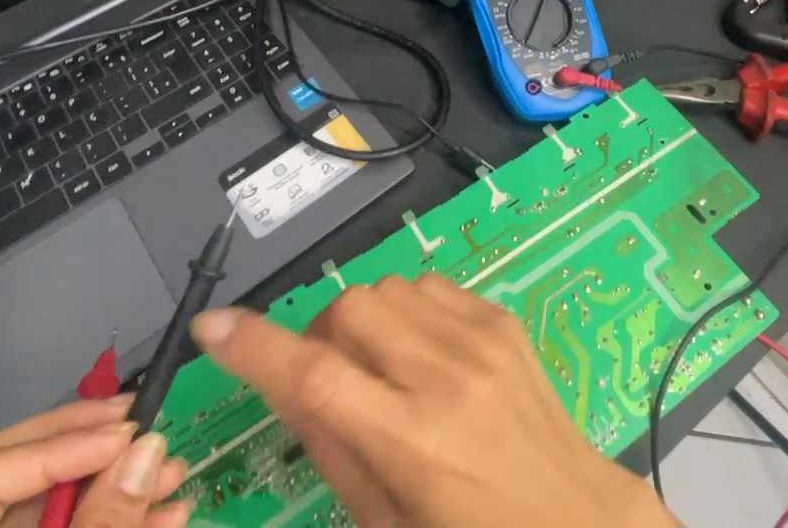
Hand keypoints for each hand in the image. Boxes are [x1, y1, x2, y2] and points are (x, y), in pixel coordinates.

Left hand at [0, 395, 192, 527]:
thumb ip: (101, 524)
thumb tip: (147, 448)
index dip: (57, 447)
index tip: (125, 436)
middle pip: (22, 472)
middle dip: (95, 446)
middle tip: (149, 424)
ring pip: (57, 502)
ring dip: (123, 483)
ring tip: (176, 472)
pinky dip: (123, 517)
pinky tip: (170, 512)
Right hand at [193, 274, 678, 527]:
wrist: (573, 514)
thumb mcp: (387, 517)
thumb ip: (331, 448)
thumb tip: (285, 384)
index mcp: (412, 441)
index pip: (315, 378)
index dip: (255, 347)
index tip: (215, 327)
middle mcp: (445, 376)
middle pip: (347, 311)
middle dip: (322, 336)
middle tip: (334, 375)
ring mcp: (479, 338)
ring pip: (384, 288)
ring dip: (366, 321)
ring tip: (385, 366)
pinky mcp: (501, 318)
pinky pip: (428, 284)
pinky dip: (409, 309)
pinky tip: (425, 350)